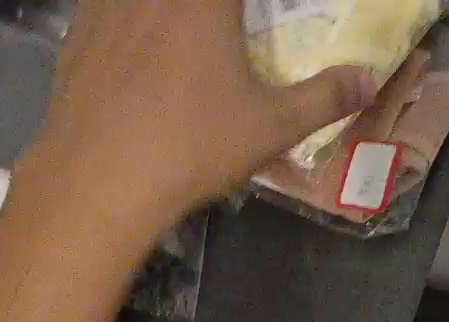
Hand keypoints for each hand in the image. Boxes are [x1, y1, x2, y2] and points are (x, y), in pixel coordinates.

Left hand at [17, 0, 376, 238]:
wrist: (101, 176)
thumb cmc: (193, 147)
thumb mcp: (270, 128)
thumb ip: (323, 99)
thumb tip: (369, 79)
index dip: (251, 4)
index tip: (257, 17)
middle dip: (221, 9)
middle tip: (232, 26)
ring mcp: (110, 1)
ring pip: (149, 1)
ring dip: (170, 15)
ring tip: (190, 42)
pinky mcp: (79, 26)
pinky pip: (109, 3)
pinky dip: (130, 14)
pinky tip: (140, 42)